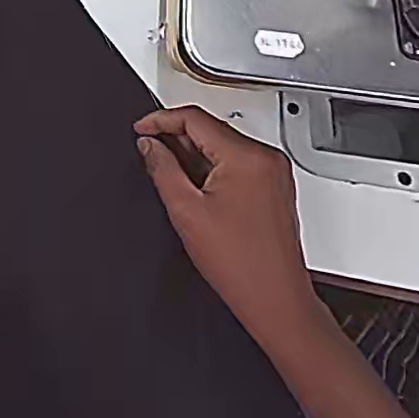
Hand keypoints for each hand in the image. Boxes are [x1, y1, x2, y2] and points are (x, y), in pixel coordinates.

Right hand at [135, 106, 316, 331]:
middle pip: (211, 128)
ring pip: (223, 144)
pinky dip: (214, 166)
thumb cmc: (241, 265)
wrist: (275, 299)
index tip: (142, 128)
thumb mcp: (187, 211)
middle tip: (152, 154)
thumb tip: (150, 145)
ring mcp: (274, 170)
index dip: (161, 120)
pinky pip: (238, 160)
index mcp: (246, 157)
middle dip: (178, 138)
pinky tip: (200, 191)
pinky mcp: (275, 183)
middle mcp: (266, 157)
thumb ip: (162, 169)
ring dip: (195, 154)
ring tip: (178, 182)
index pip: (195, 118)